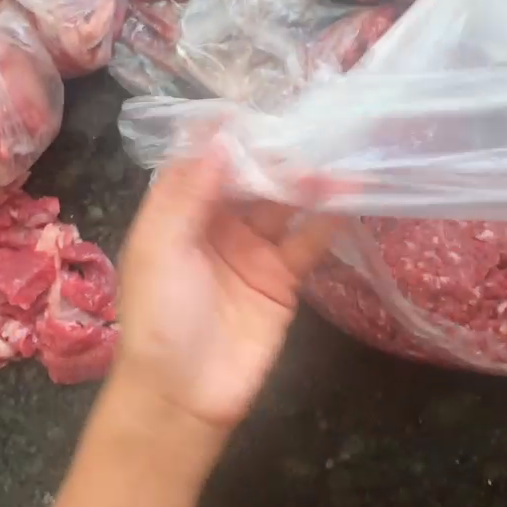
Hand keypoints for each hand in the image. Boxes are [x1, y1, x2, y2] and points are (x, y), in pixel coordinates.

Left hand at [109, 146, 337, 437]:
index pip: (208, 163)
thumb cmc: (158, 317)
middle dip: (277, 156)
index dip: (232, 138)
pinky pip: (308, 241)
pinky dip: (328, 218)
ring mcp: (252, 251)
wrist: (182, 395)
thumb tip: (219, 138)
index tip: (261, 111)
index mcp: (178, 213)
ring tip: (336, 157)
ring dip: (308, 182)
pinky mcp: (283, 279)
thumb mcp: (159, 248)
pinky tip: (348, 194)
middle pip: (251, 179)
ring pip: (284, 205)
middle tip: (311, 129)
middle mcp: (216, 225)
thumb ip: (188, 193)